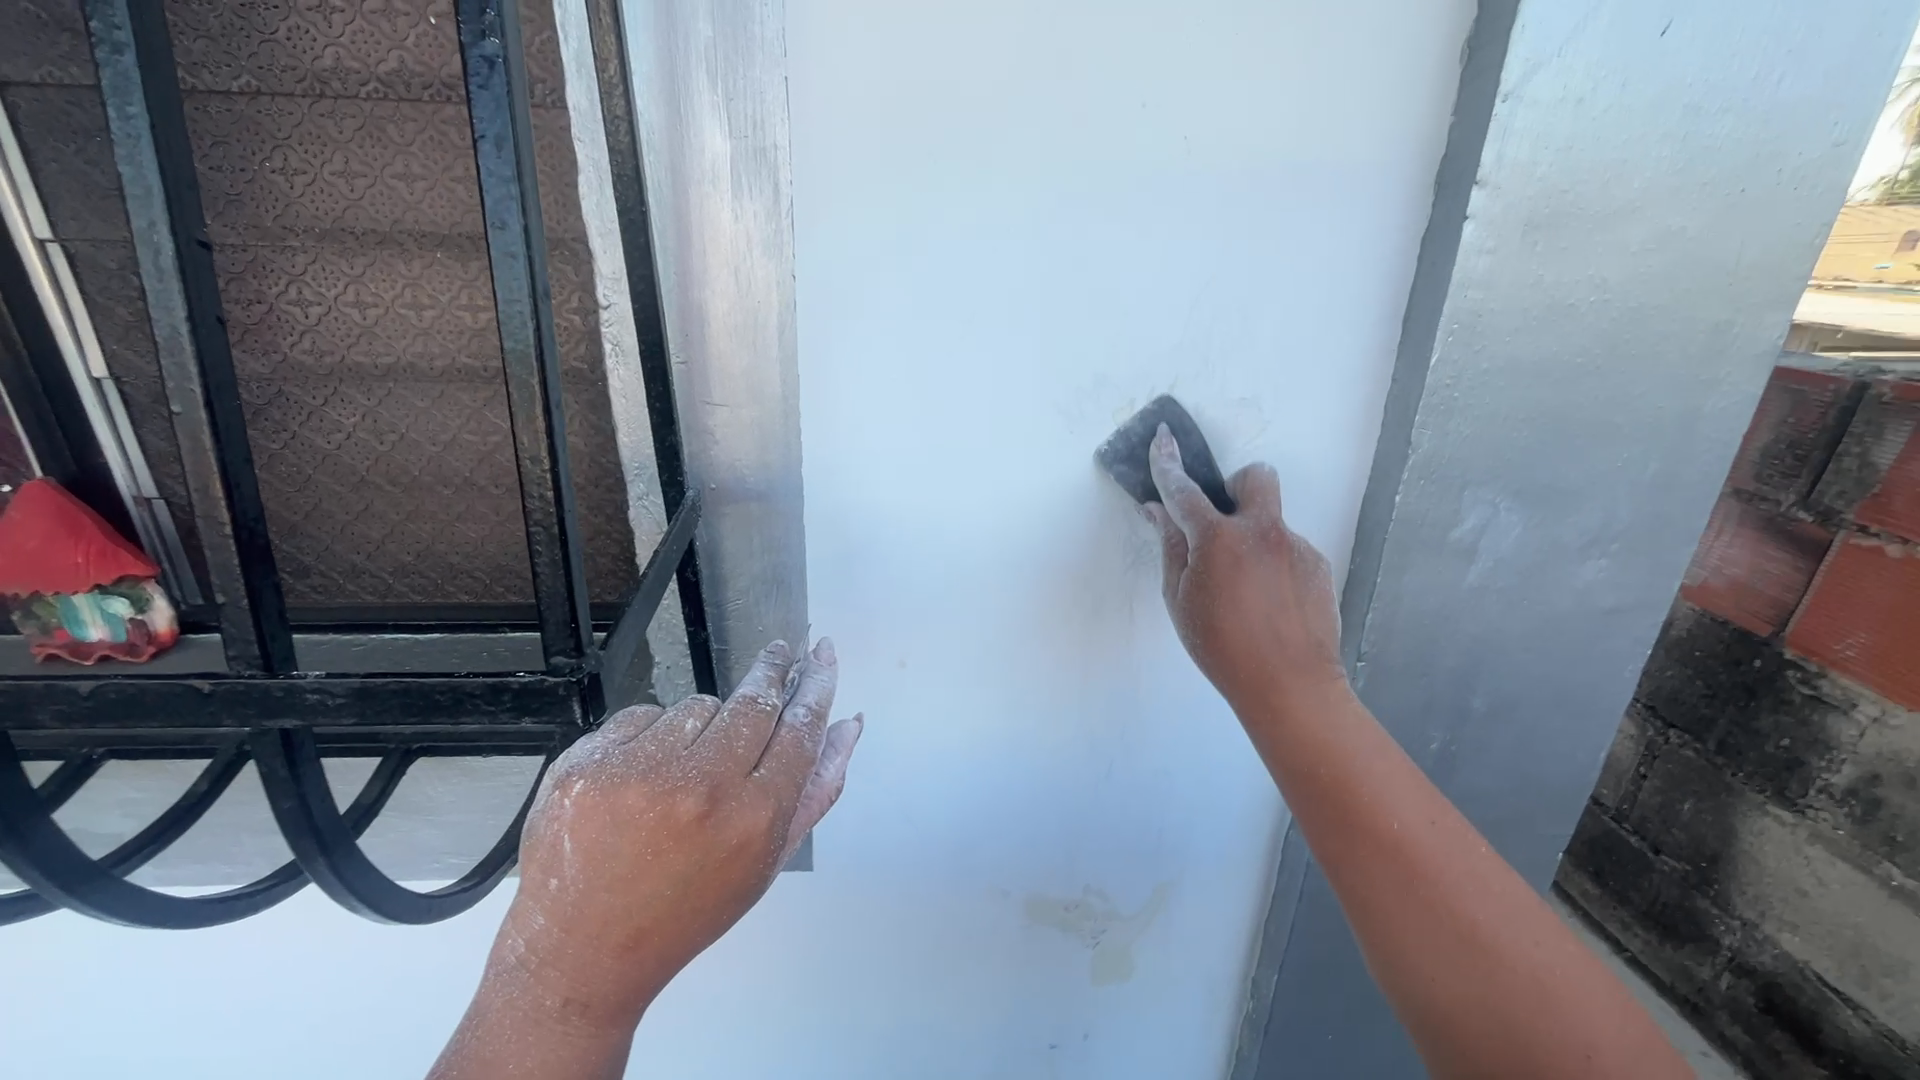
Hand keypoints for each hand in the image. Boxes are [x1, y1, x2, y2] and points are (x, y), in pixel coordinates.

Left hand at [490, 639, 862, 1031]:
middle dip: (773, 670)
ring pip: (698, 705)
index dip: (816, 683)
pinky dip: (649, 735)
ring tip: (686, 772)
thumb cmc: (683, 912)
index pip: (801, 726)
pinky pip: (642, 715)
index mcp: (755, 818)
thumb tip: (847, 726)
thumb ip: (816, 792)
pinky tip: (643, 778)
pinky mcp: (589, 765)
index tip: (821, 655)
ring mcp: (640, 773)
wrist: (582, 953)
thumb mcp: (765, 864)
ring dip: (704, 724)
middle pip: (755, 700)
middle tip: (781, 654)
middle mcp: (702, 788)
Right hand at [1141, 424, 1347, 720]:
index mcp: (1219, 539)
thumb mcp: (1179, 599)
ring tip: (1243, 588)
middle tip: (1221, 524)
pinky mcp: (1318, 565)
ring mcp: (1296, 547)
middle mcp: (1262, 531)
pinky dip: (1272, 564)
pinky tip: (1267, 604)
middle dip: (1236, 487)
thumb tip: (1159, 512)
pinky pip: (1288, 550)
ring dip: (1252, 537)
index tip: (1163, 439)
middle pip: (1255, 477)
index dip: (1168, 464)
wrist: (1289, 685)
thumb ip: (1171, 547)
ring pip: (1271, 521)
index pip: (1185, 491)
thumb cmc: (1220, 647)